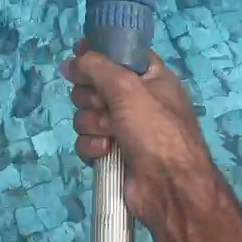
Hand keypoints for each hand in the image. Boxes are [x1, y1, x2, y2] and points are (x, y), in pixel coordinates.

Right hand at [60, 40, 217, 222]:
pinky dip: (92, 145)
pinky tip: (105, 152)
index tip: (79, 55)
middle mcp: (138, 101)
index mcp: (151, 79)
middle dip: (91, 97)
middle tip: (103, 105)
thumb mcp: (126, 87)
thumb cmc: (155, 130)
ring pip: (86, 114)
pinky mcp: (112, 152)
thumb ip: (95, 67)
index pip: (121, 54)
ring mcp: (125, 128)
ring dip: (92, 124)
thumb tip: (71, 63)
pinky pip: (87, 139)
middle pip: (94, 85)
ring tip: (110, 135)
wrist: (169, 187)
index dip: (99, 53)